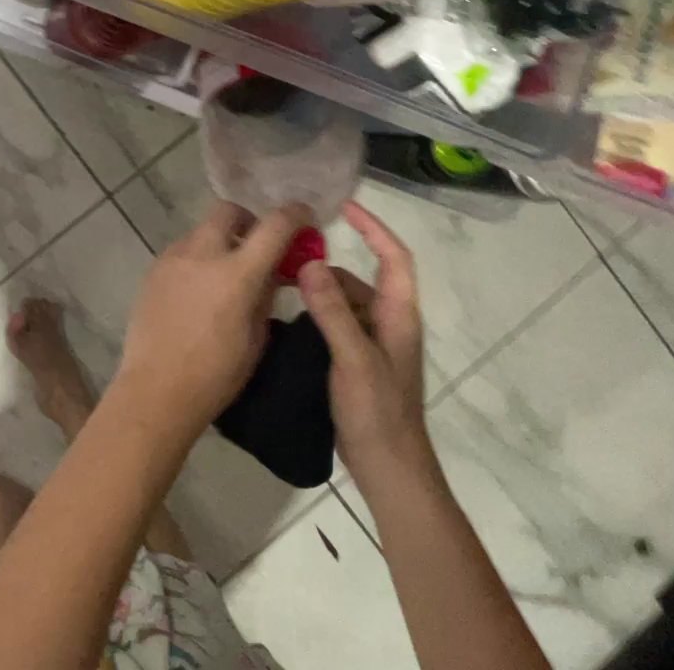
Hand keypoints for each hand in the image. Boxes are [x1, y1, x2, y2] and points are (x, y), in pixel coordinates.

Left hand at [114, 200, 312, 435]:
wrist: (157, 388)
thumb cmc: (216, 374)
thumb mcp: (256, 337)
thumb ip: (266, 295)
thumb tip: (271, 273)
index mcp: (235, 273)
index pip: (273, 226)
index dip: (293, 215)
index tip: (303, 216)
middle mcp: (201, 255)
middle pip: (227, 211)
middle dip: (248, 220)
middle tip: (258, 243)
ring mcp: (171, 260)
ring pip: (201, 230)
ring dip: (220, 240)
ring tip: (227, 271)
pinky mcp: (152, 271)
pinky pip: (182, 250)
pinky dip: (198, 256)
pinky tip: (201, 287)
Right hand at [297, 201, 436, 485]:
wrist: (388, 467)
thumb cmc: (378, 411)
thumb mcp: (353, 358)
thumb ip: (333, 311)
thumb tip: (309, 263)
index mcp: (397, 316)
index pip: (394, 258)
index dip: (374, 229)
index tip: (345, 207)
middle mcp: (387, 324)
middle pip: (359, 279)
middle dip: (326, 264)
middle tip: (284, 255)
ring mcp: (371, 345)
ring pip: (343, 302)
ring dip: (316, 290)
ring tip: (276, 283)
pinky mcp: (354, 362)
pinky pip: (333, 323)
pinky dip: (313, 313)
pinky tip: (285, 317)